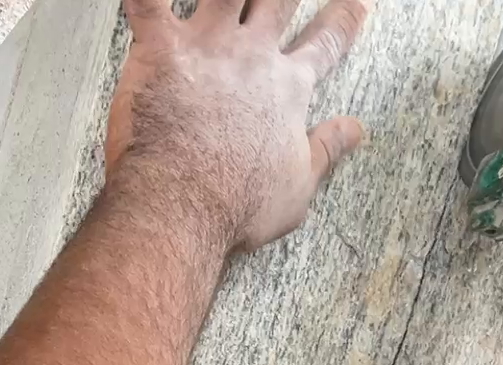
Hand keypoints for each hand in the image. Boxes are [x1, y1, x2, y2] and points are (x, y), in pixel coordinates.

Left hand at [103, 0, 367, 252]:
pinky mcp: (159, 51)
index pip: (325, 44)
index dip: (342, 22)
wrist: (183, 207)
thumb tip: (356, 130)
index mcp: (286, 89)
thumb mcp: (297, 188)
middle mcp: (251, 56)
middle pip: (276, 0)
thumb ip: (327, 151)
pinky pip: (146, 1)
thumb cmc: (238, 206)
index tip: (356, 5)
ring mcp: (205, 46)